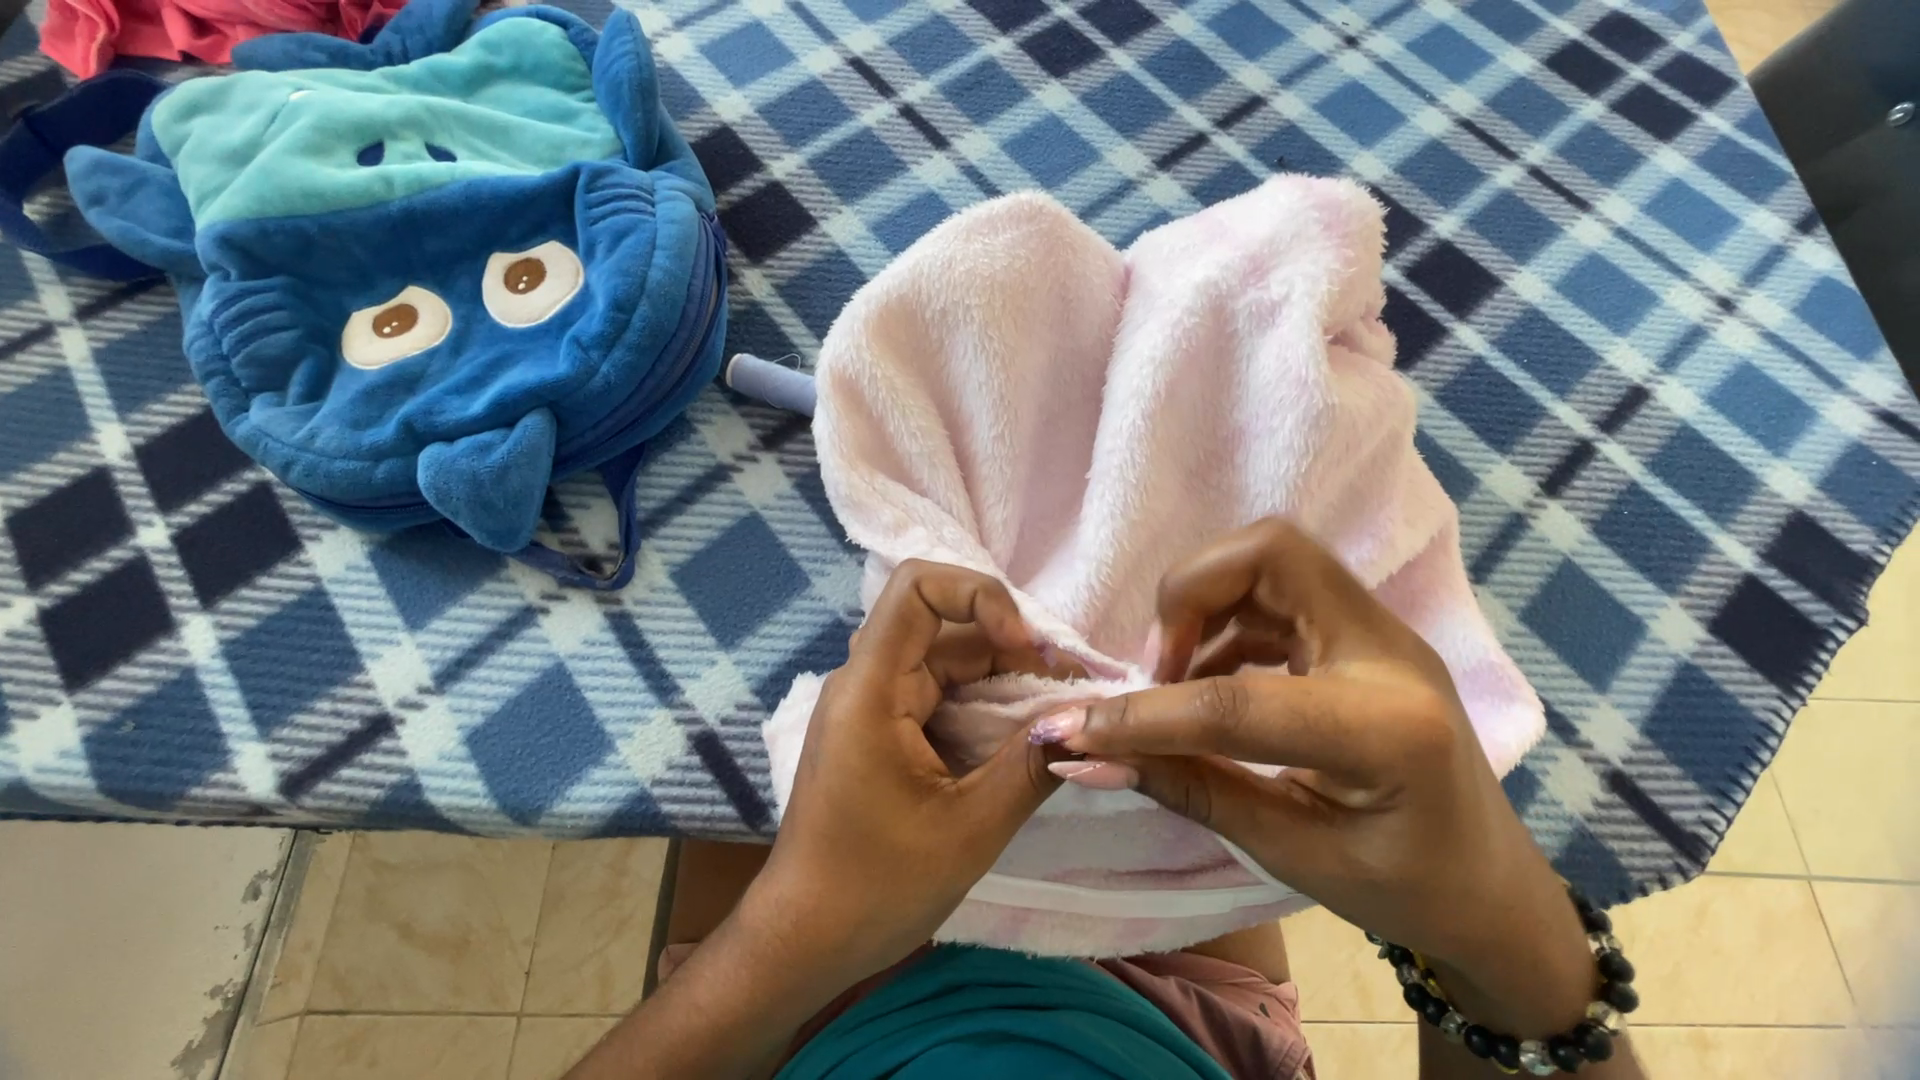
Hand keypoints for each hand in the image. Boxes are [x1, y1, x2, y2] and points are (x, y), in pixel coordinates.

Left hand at [742, 559, 1062, 984]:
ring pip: (947, 661)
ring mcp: (872, 707)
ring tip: (1061, 710)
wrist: (806, 940)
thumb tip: (1090, 719)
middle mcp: (866, 682)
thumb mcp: (970, 828)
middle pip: (944, 625)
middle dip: (1012, 644)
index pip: (918, 588)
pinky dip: (985, 705)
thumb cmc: (878, 886)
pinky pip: (940, 695)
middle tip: (1072, 687)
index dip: (981, 595)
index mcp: (870, 689)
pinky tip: (1024, 733)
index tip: (1028, 646)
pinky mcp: (882, 732)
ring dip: (1004, 677)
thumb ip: (1032, 764)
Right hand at [1044, 520, 1595, 1036]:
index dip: (1144, 714)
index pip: (1237, 700)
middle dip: (1187, 593)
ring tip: (1175, 674)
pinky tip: (1208, 676)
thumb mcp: (1290, 854)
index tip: (1076, 729)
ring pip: (1273, 556)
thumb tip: (1089, 757)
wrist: (1493, 888)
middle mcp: (1389, 654)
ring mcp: (1380, 633)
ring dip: (1203, 601)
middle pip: (1271, 552)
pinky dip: (1224, 619)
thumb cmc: (1405, 890)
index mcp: (1385, 731)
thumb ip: (1189, 789)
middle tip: (1157, 668)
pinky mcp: (1363, 634)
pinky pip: (1279, 589)